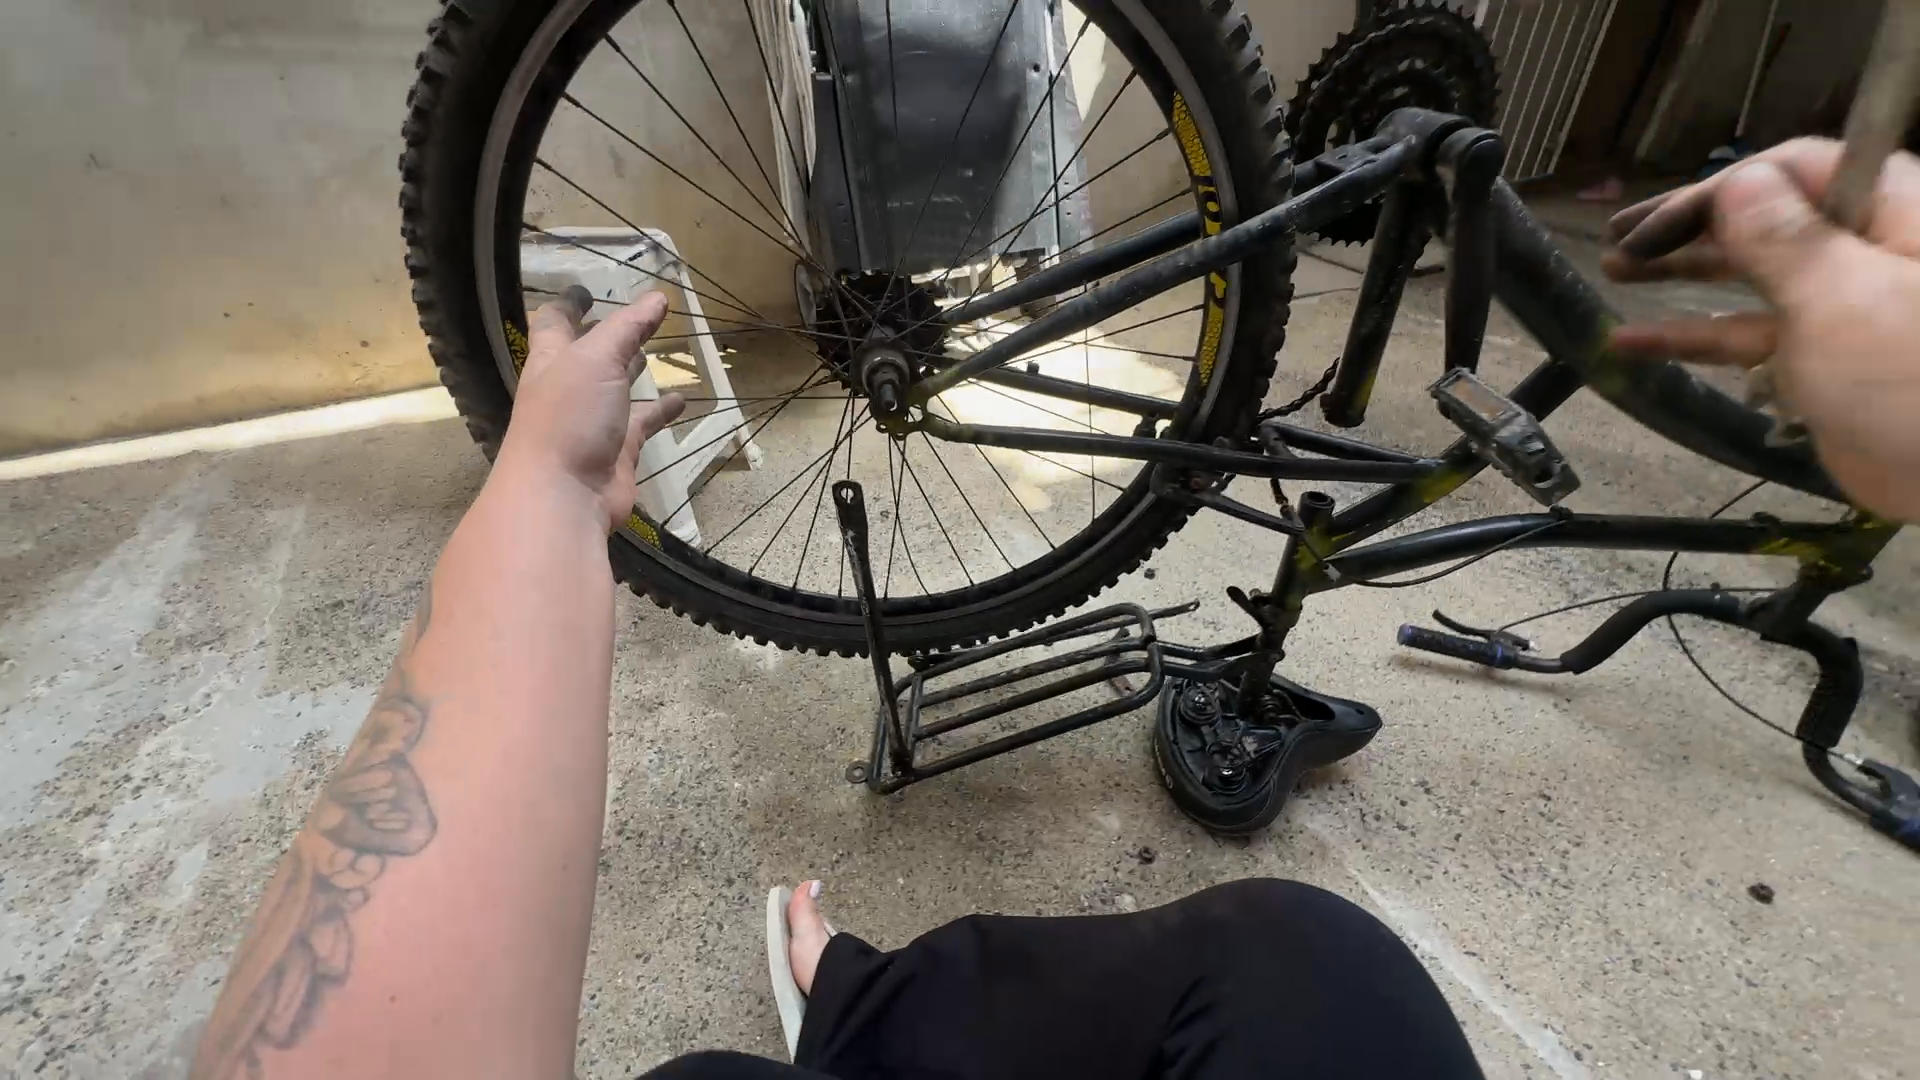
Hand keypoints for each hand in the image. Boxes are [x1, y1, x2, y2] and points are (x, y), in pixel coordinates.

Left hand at [496, 291, 686, 532]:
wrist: (566, 492)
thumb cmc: (569, 417)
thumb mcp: (596, 360)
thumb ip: (628, 328)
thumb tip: (657, 296)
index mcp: (553, 360)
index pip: (555, 323)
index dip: (569, 304)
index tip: (585, 289)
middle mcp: (571, 386)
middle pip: (588, 353)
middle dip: (605, 335)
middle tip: (631, 318)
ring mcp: (595, 419)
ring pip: (617, 387)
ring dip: (632, 371)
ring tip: (655, 354)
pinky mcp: (620, 447)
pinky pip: (643, 422)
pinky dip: (660, 411)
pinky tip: (681, 401)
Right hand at [1603, 138, 1919, 521]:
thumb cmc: (1915, 379)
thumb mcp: (1845, 300)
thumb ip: (1787, 240)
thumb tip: (1736, 183)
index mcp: (1899, 214)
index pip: (1799, 170)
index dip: (1718, 191)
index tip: (1647, 226)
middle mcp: (1871, 248)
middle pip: (1771, 217)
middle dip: (1690, 225)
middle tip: (1617, 240)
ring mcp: (1845, 303)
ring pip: (1751, 272)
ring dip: (1680, 272)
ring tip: (1613, 272)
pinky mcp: (1822, 354)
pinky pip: (1744, 333)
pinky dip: (1686, 335)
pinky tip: (1627, 341)